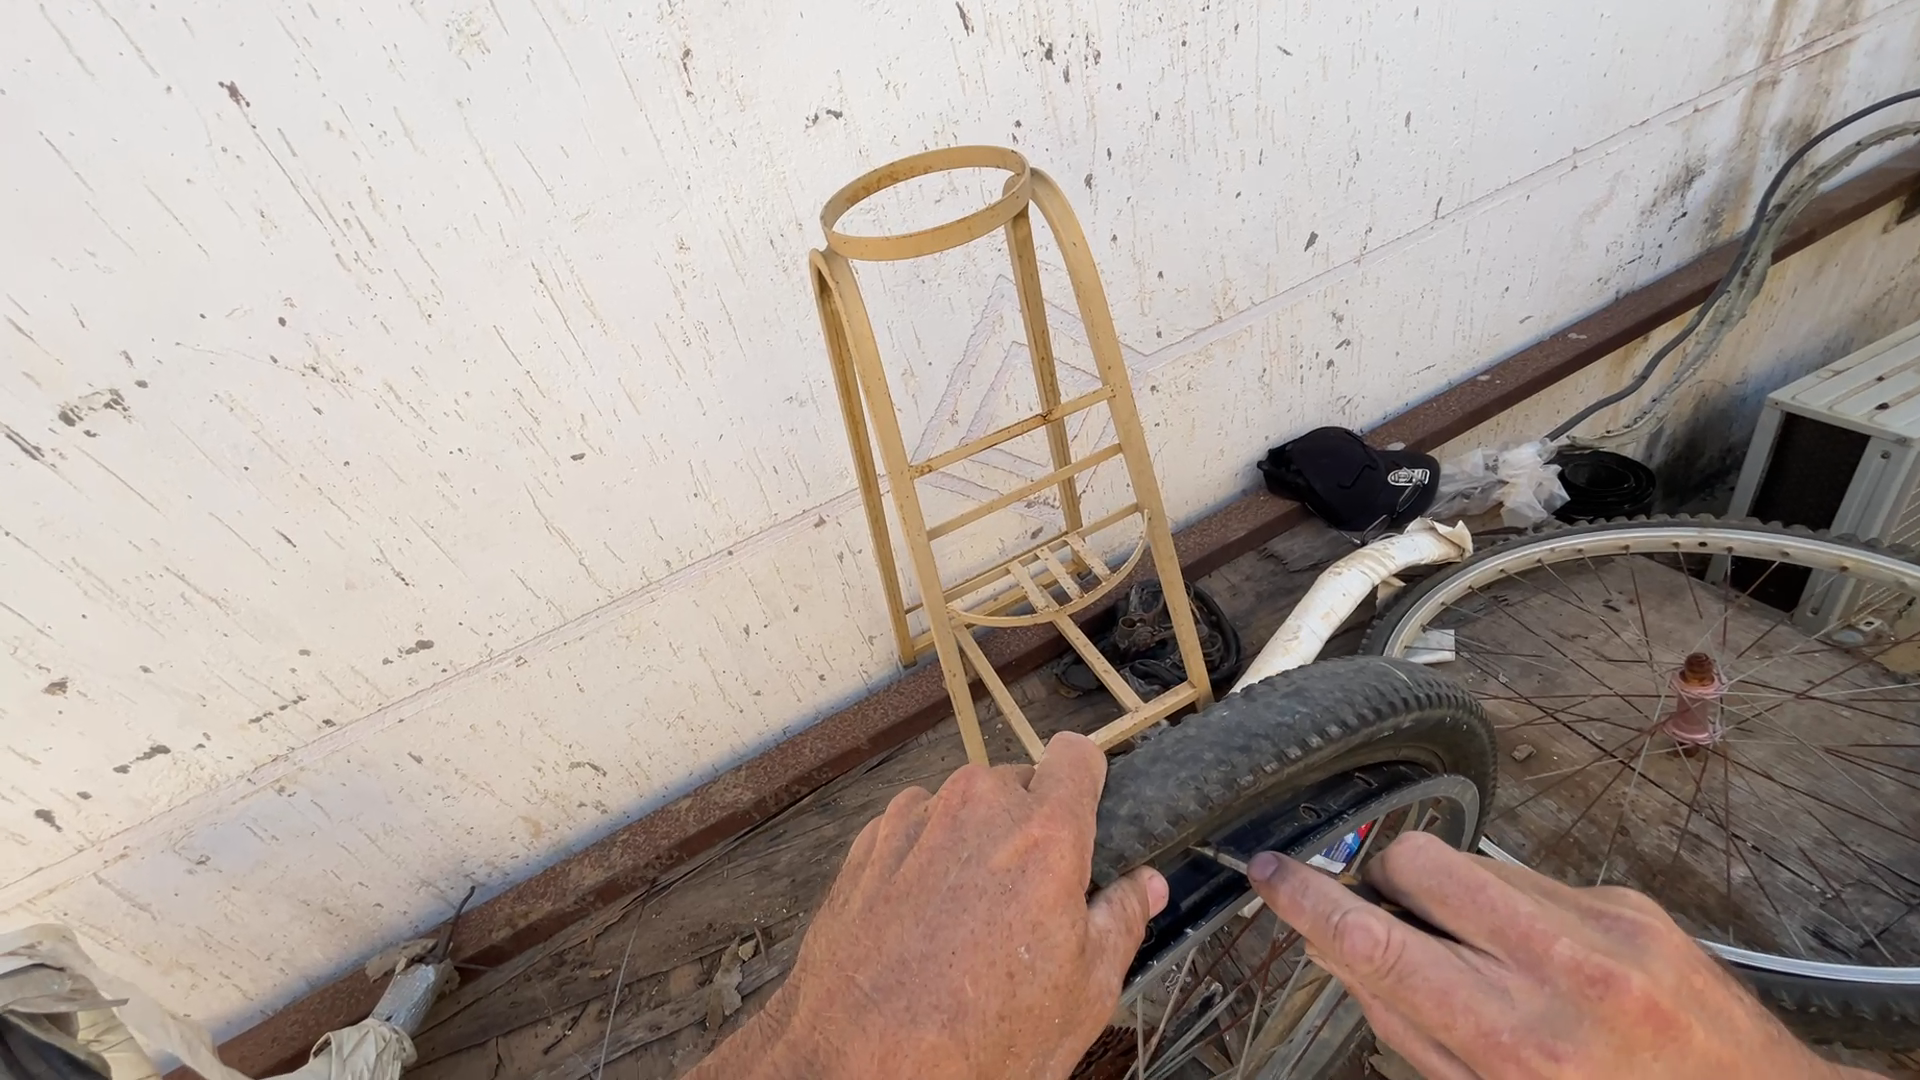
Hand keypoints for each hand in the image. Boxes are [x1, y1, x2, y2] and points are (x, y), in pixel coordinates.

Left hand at [692, 732, 1168, 1078]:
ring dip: (976, 838)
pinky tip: (923, 915)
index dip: (1084, 778)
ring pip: (967, 804)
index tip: (1082, 807)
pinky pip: (919, 823)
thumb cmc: (977, 1039)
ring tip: (968, 914)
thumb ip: (1120, 921)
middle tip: (1025, 895)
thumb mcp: (1080, 996)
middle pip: (1020, 785)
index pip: (1077, 753)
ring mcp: (920, 814)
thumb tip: (1146, 885)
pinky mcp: (874, 834)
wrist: (855, 1061)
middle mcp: (979, 804)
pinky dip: (928, 851)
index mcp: (1043, 833)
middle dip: (1029, 825)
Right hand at [1246, 831, 1867, 1079]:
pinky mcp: (1631, 901)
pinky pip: (1524, 874)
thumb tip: (1334, 949)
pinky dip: (1507, 905)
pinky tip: (1545, 956)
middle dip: (1386, 878)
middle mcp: (1564, 971)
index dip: (1307, 900)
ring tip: (1486, 951)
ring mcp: (1605, 924)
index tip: (1268, 871)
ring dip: (1449, 894)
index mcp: (1521, 1044)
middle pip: (1415, 861)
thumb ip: (1407, 1027)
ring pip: (1465, 860)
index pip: (1376, 942)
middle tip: (1401, 919)